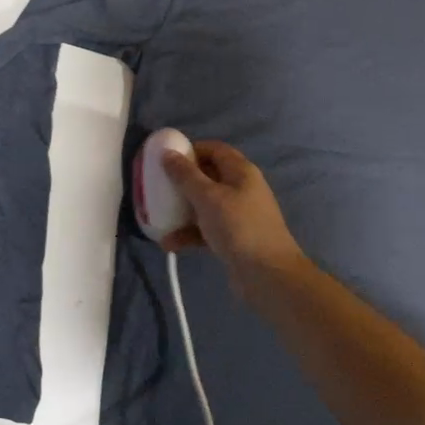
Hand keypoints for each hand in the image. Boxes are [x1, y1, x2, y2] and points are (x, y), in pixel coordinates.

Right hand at [159, 140, 307, 284]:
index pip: (214, 149)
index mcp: (240, 171)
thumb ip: (186, 175)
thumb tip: (168, 152)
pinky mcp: (233, 238)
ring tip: (157, 218)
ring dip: (182, 211)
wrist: (267, 275)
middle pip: (208, 177)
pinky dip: (189, 234)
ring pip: (204, 205)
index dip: (191, 150)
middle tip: (158, 188)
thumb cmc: (237, 227)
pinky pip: (206, 229)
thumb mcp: (208, 197)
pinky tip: (169, 244)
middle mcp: (241, 189)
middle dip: (182, 183)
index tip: (166, 159)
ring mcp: (238, 215)